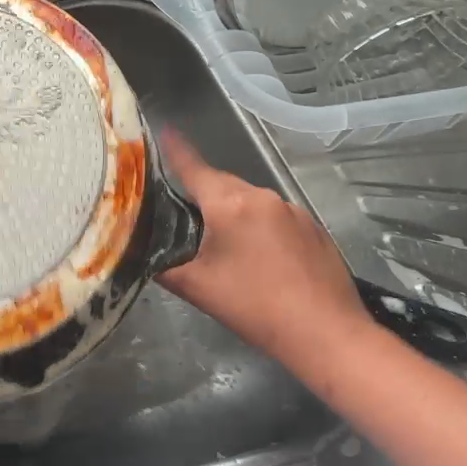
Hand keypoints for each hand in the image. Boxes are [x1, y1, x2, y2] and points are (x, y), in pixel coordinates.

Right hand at [155, 130, 371, 367]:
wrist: (329, 336)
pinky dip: (263, 227)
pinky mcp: (315, 228)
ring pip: (250, 201)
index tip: (164, 128)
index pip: (192, 166)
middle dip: (204, 194)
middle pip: (221, 183)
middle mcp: (261, 196)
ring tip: (229, 247)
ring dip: (235, 213)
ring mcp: (293, 210)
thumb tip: (137, 251)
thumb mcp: (196, 288)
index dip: (175, 149)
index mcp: (228, 204)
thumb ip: (161, 264)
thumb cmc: (255, 308)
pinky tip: (265, 259)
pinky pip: (277, 216)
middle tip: (188, 219)